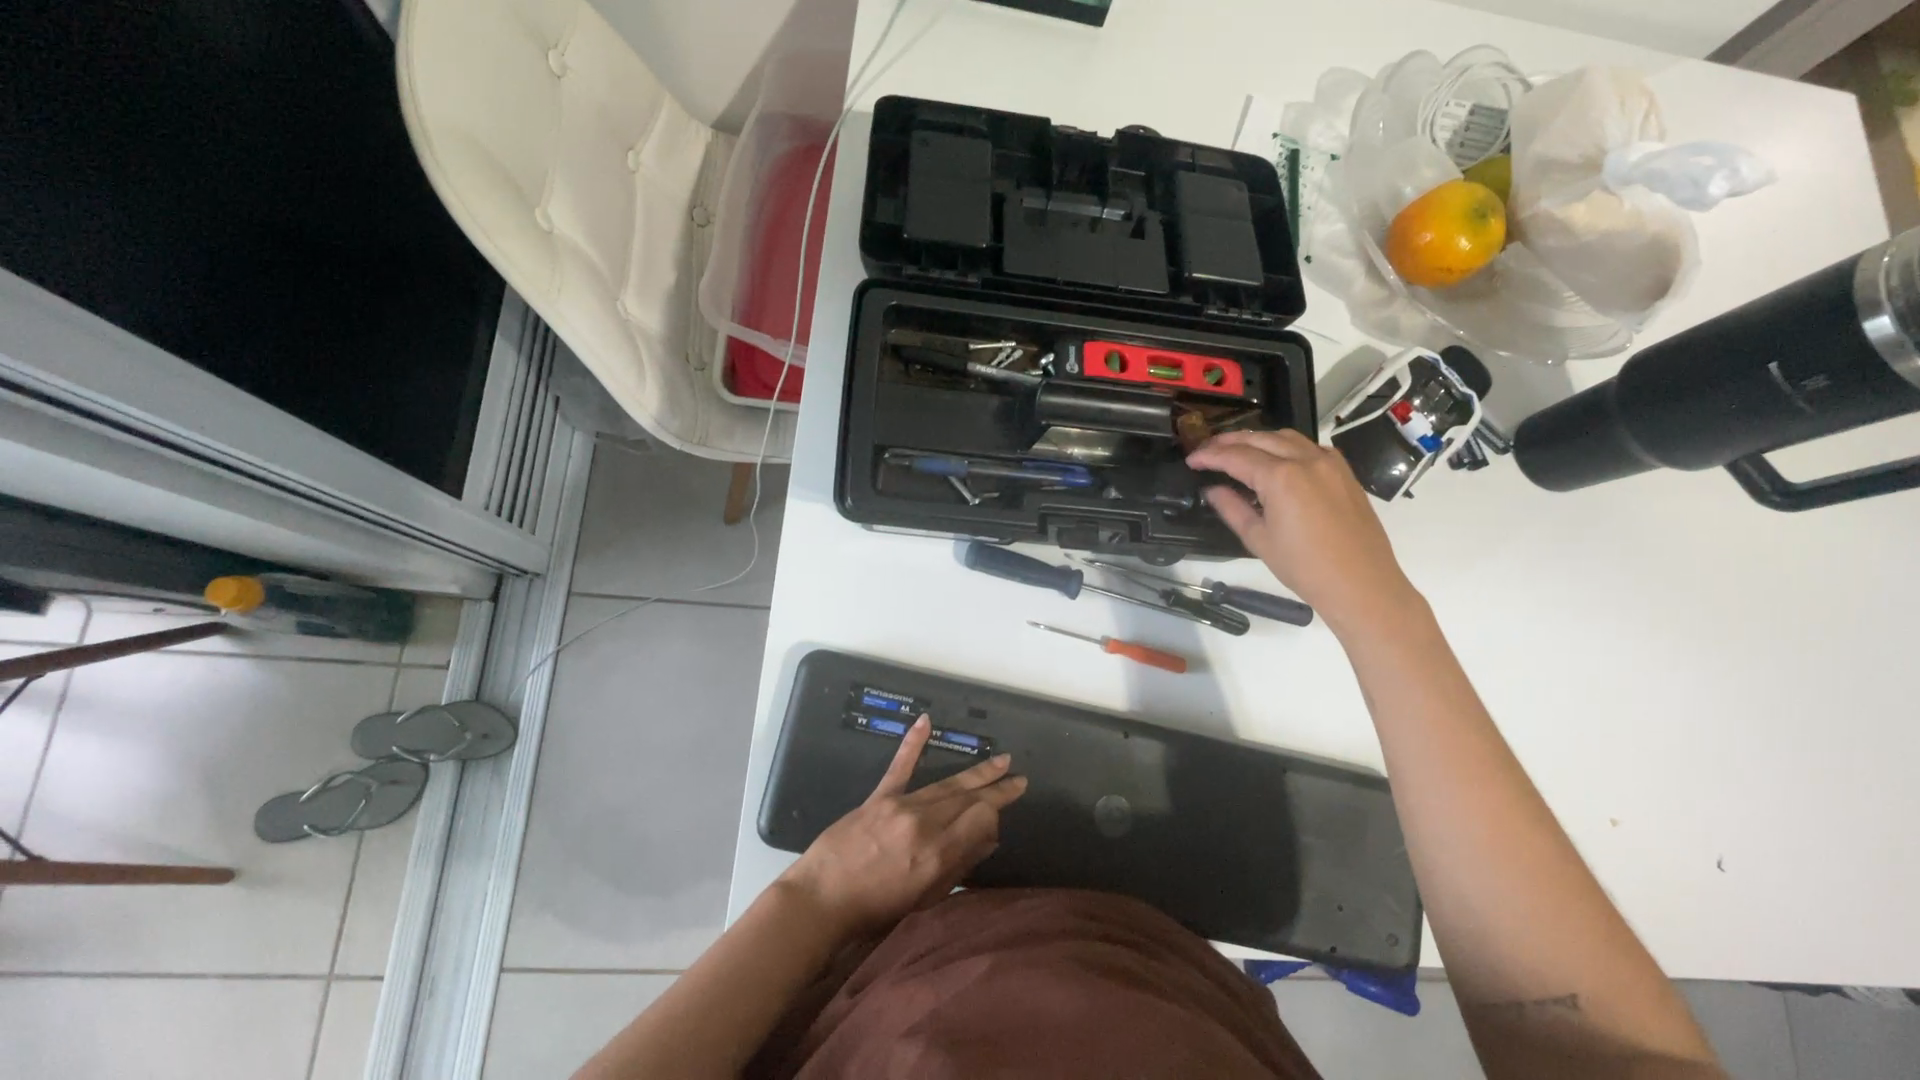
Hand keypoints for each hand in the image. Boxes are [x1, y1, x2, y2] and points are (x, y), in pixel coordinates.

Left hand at [777, 716, 1027, 937]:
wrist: (822, 900)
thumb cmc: (875, 910)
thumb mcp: (924, 899)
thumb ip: (957, 868)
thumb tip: (988, 842)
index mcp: (938, 854)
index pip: (980, 820)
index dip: (995, 815)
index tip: (1001, 816)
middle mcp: (924, 825)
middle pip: (968, 800)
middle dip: (996, 789)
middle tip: (1019, 779)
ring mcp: (900, 807)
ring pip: (946, 785)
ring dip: (976, 773)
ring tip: (1000, 761)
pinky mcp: (878, 798)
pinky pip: (900, 767)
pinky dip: (913, 743)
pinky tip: (926, 722)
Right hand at [1188, 430, 1422, 632]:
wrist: (1361, 584)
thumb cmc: (1305, 568)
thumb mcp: (1259, 540)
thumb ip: (1232, 508)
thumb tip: (1213, 490)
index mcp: (1282, 478)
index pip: (1236, 457)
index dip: (1209, 457)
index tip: (1191, 460)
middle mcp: (1306, 460)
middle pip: (1260, 438)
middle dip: (1230, 442)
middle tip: (1207, 451)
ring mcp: (1330, 463)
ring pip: (1287, 437)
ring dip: (1258, 440)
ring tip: (1238, 451)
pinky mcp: (1344, 472)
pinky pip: (1310, 447)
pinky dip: (1286, 447)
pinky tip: (1277, 461)